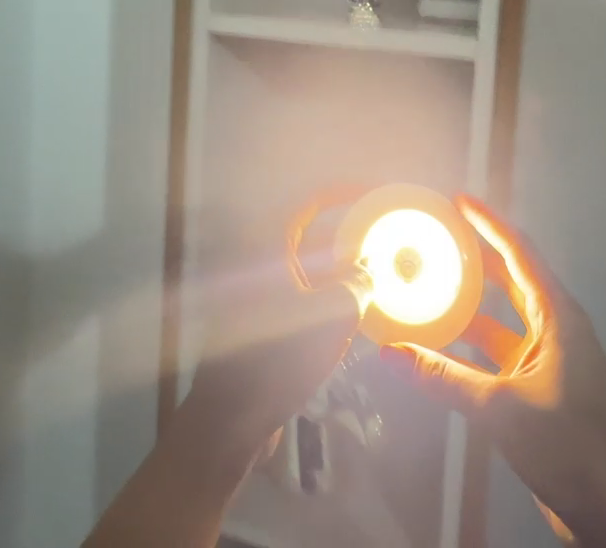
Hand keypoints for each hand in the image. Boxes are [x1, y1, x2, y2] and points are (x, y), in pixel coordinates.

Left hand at [85, 192, 372, 547]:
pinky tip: (348, 305)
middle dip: (342, 231)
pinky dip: (320, 288)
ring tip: (372, 272)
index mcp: (265, 242)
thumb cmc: (279, 357)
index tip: (371, 190)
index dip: (342, 190)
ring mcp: (249, 287)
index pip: (307, 198)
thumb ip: (358, 282)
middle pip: (304, 230)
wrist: (230, 416)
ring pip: (300, 262)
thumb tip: (368, 269)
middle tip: (376, 235)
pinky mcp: (252, 316)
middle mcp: (252, 255)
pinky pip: (293, 288)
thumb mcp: (333, 314)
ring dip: (334, 263)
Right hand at [378, 196, 605, 546]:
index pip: (519, 253)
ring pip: (502, 317)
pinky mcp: (541, 388)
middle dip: (475, 255)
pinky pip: (499, 350)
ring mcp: (550, 360)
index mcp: (558, 318)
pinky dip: (470, 343)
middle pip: (511, 278)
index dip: (488, 222)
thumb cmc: (570, 445)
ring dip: (469, 302)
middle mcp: (556, 329)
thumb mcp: (500, 406)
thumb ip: (442, 377)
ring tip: (427, 282)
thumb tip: (387, 351)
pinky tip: (438, 343)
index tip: (457, 199)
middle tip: (435, 235)